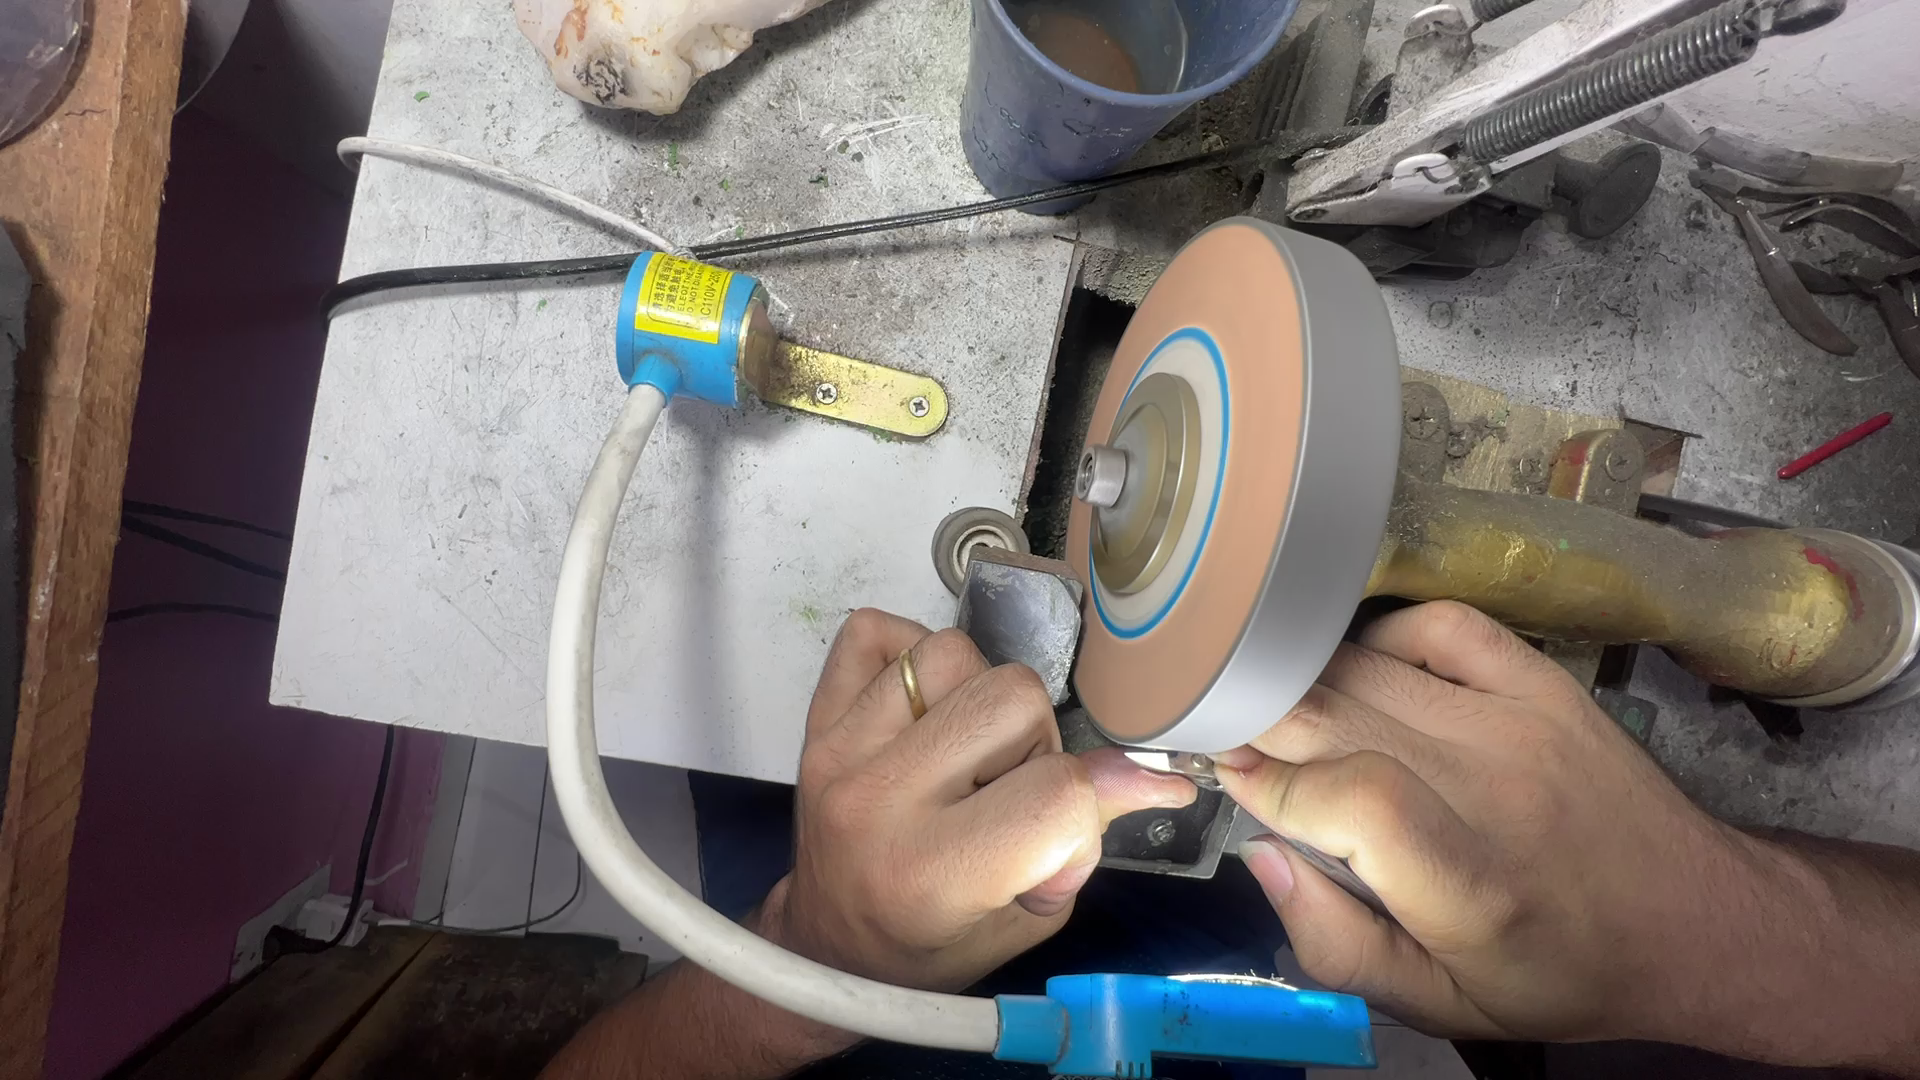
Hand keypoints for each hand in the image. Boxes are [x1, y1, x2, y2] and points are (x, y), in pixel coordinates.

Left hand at [765, 608, 1196, 993]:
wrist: (828, 944)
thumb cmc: (932, 944)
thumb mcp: (1025, 913)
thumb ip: (1087, 834)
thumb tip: (1157, 777)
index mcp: (932, 873)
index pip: (1059, 791)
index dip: (1080, 814)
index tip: (1052, 847)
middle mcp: (877, 800)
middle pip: (1012, 693)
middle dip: (1034, 739)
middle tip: (1007, 789)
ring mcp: (838, 749)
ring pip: (951, 651)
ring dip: (977, 694)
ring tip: (963, 749)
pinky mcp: (815, 718)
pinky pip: (872, 631)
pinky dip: (908, 654)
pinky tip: (919, 708)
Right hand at [1219, 601, 1783, 1044]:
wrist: (1704, 923)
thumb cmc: (1554, 968)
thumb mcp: (1443, 1005)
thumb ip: (1334, 945)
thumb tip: (1261, 850)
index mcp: (1472, 883)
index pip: (1342, 798)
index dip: (1269, 785)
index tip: (1235, 780)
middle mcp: (1494, 785)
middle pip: (1331, 715)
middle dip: (1258, 723)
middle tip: (1233, 737)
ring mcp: (1519, 719)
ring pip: (1361, 667)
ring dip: (1299, 685)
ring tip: (1285, 713)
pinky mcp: (1539, 680)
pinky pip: (1433, 623)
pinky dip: (1376, 637)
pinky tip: (1364, 673)